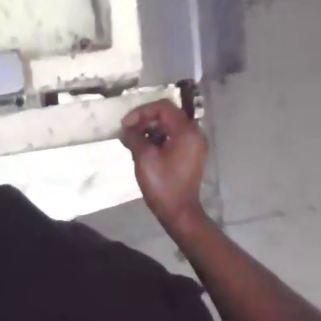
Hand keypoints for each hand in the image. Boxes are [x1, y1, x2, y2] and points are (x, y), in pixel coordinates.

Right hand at [120, 99, 208, 229]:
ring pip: (170, 127)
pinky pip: (174, 138)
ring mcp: (194, 145)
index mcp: (186, 132)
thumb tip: (126, 128)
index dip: (141, 112)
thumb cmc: (162, 185)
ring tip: (133, 142)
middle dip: (145, 120)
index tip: (125, 125)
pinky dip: (158, 139)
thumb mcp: (144, 159)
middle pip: (168, 115)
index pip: (163, 108)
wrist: (179, 212)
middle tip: (127, 132)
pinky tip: (144, 149)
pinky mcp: (191, 154)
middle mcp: (194, 134)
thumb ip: (134, 138)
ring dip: (150, 130)